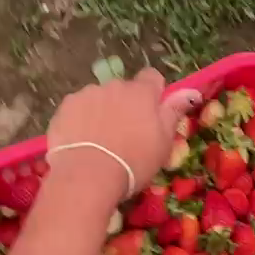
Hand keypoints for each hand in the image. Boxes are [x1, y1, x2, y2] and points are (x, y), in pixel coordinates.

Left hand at [46, 68, 201, 200]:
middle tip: (124, 135)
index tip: (151, 114)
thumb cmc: (132, 162)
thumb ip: (174, 112)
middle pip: (124, 89)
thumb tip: (189, 91)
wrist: (86, 177)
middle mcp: (114, 85)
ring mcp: (87, 94)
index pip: (152, 77)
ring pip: (99, 98)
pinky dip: (80, 119)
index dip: (153, 93)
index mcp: (141, 92)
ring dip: (102, 111)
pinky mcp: (65, 107)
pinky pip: (77, 108)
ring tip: (99, 142)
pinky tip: (80, 142)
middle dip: (125, 105)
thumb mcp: (163, 143)